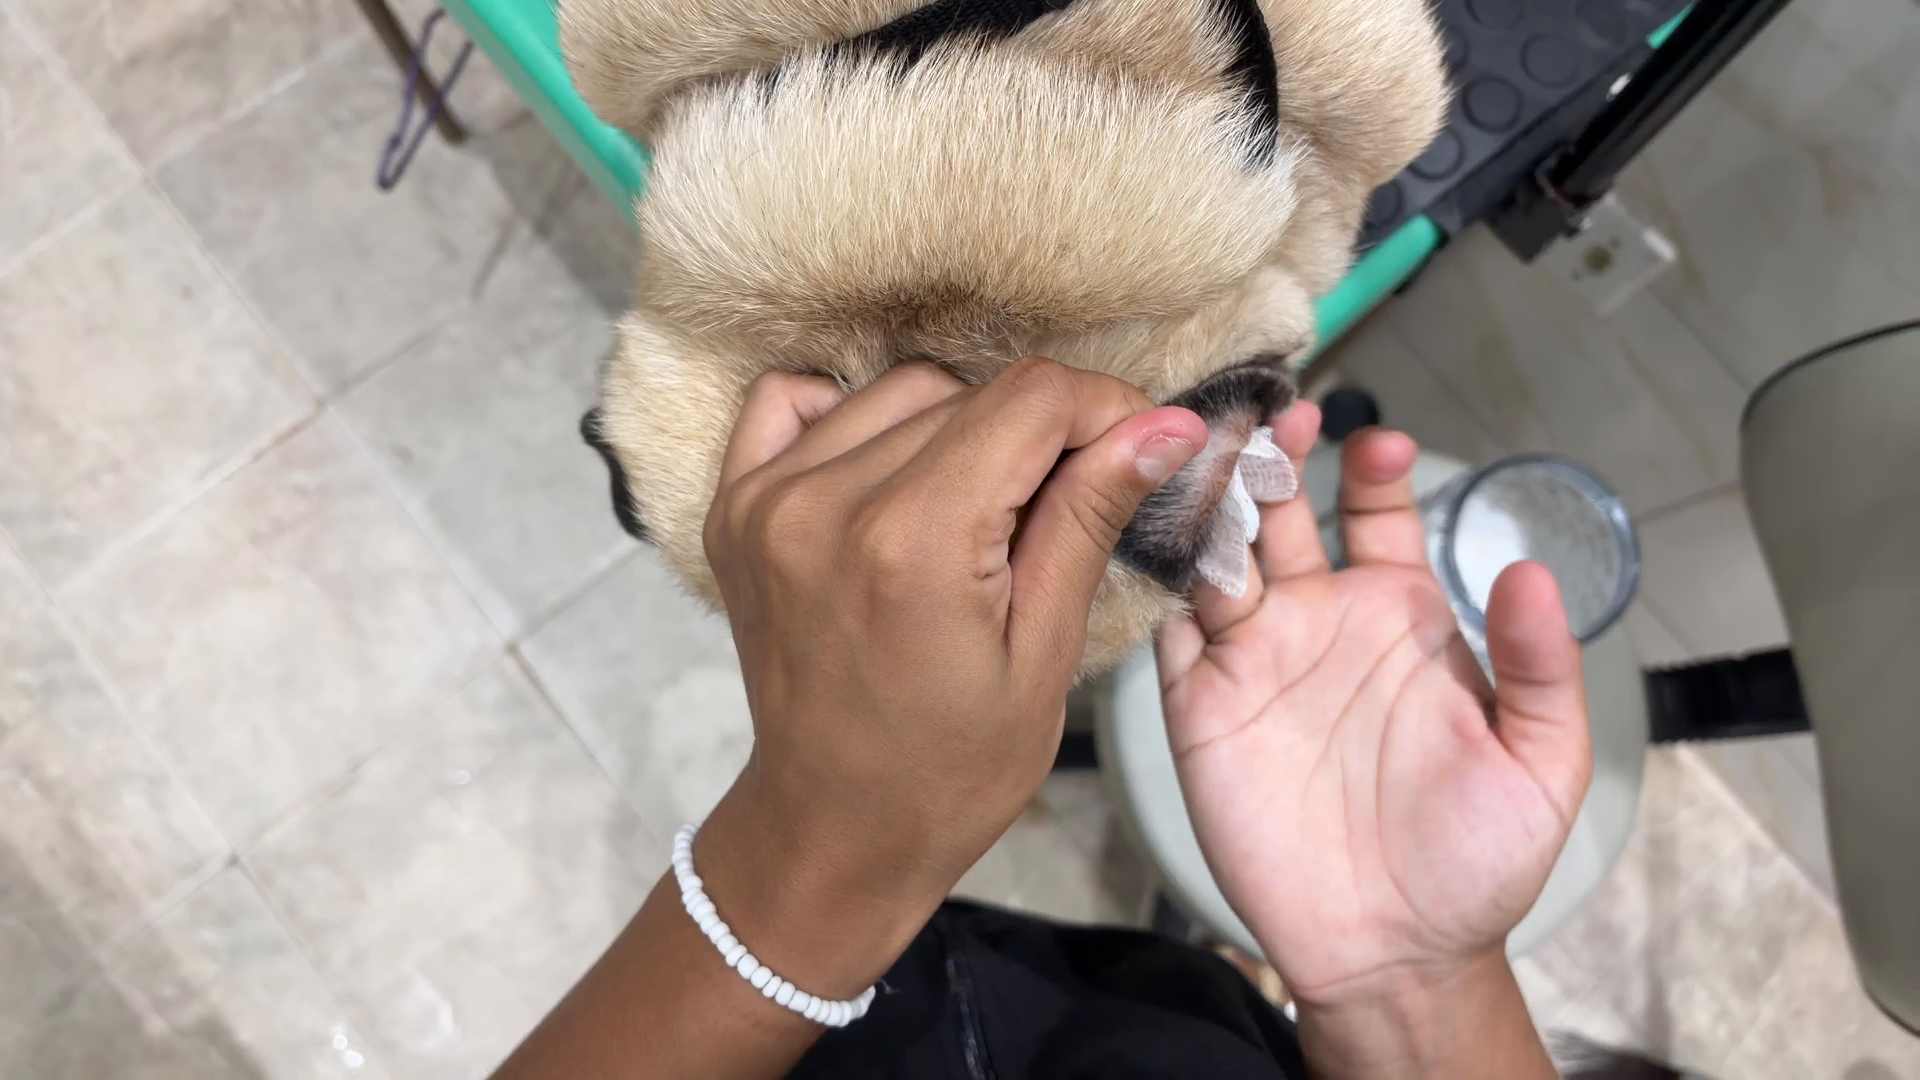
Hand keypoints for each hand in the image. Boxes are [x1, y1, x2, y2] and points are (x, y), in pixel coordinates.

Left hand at [696, 358, 1206, 1000]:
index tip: (1136, 443)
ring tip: (978, 504)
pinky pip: (793, 400)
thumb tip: (1164, 427)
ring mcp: (765, 499)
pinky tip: (885, 466)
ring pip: (900, 391)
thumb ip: (1091, 517)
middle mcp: (824, 500)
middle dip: (1043, 431)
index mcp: (912, 542)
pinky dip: (852, 411)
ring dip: (961, 426)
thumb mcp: (1044, 654)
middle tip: (1064, 498)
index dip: (1106, 408)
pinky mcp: (734, 506)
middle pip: (972, 394)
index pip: (1034, 400)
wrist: (832, 825)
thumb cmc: (951, 770)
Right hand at [1156, 416, 1588, 1074]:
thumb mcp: (1536, 766)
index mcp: (1392, 617)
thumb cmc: (1469, 856)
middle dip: (1273, 466)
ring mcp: (1247, 656)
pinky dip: (1163, 589)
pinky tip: (1161, 552)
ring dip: (1210, 512)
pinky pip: (1170, 631)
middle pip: (1279, 520)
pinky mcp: (1195, 698)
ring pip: (1215, 560)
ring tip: (1207, 467)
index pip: (1373, 518)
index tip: (1377, 440)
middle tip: (1273, 421)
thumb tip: (1531, 570)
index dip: (1372, 472)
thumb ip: (1536, 668)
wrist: (1381, 942)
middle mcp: (1312, 620)